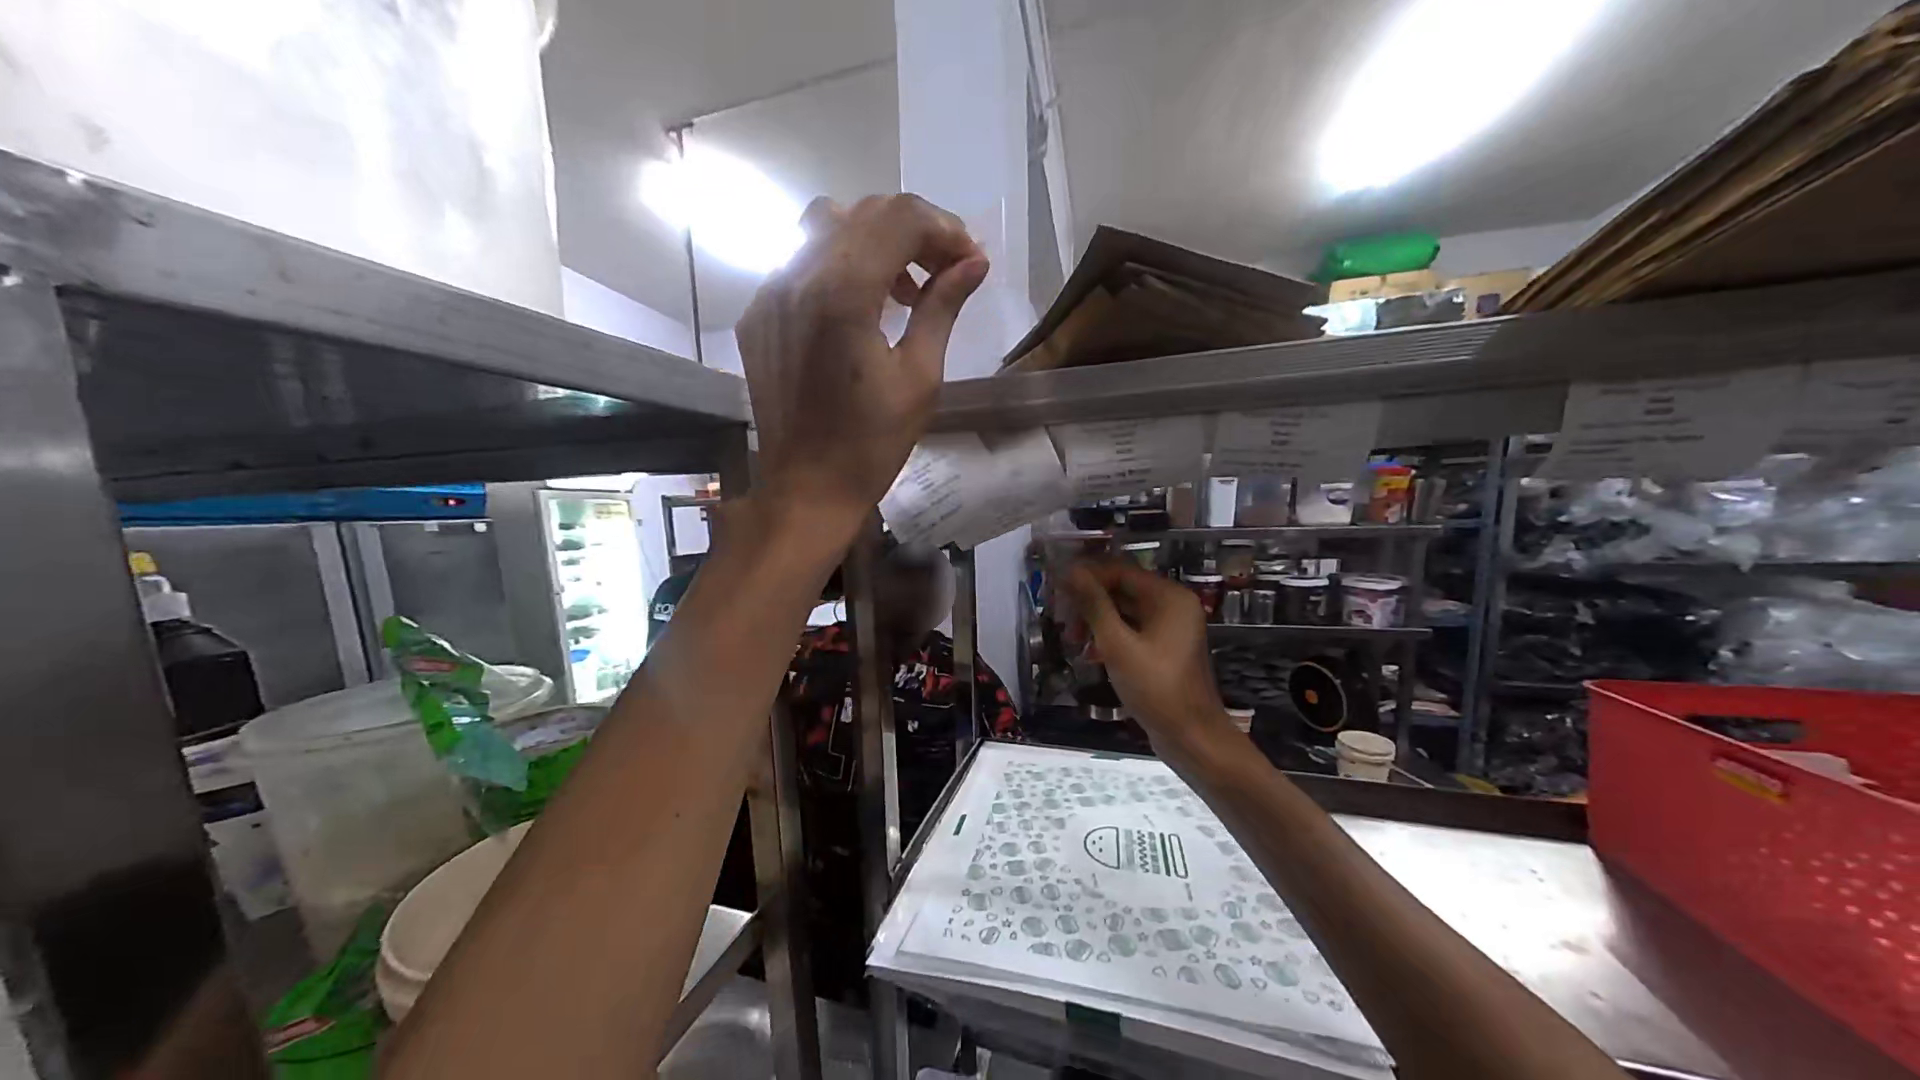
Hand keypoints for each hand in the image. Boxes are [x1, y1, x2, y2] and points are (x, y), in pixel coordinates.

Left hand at [736, 194, 988, 538]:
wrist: (807, 489)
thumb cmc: (872, 444)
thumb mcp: (920, 377)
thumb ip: (943, 308)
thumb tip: (974, 263)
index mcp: (843, 294)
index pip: (900, 219)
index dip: (945, 230)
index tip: (970, 261)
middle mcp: (797, 277)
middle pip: (864, 214)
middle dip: (914, 232)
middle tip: (945, 271)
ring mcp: (769, 294)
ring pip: (825, 226)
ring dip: (874, 241)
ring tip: (902, 288)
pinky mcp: (757, 314)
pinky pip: (799, 262)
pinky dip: (837, 266)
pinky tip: (858, 308)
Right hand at [1063, 558, 1239, 763]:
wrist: (1191, 738)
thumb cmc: (1155, 688)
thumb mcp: (1117, 644)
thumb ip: (1093, 604)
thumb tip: (1069, 571)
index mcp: (1169, 597)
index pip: (1119, 571)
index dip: (1086, 577)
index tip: (1055, 589)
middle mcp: (1173, 605)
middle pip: (1122, 589)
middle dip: (1089, 602)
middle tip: (1062, 621)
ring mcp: (1171, 627)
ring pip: (1124, 611)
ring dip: (1096, 621)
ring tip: (1073, 640)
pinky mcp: (1164, 648)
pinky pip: (1132, 630)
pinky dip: (1110, 637)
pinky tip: (1090, 653)